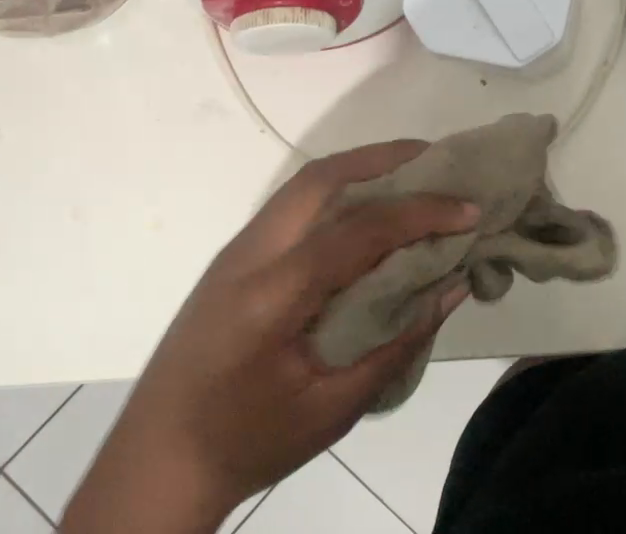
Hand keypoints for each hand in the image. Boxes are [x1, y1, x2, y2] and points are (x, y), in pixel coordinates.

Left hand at [61, 141, 479, 533]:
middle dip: (385, 158)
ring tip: (412, 172)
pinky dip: (339, 190)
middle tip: (439, 160)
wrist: (155, 467)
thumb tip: (452, 286)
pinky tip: (368, 209)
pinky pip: (293, 206)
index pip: (358, 231)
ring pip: (302, 185)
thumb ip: (398, 343)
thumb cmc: (249, 442)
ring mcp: (234, 255)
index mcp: (271, 298)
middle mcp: (248, 258)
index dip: (421, 213)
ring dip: (360, 167)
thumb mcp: (334, 409)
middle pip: (320, 180)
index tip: (470, 210)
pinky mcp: (232, 262)